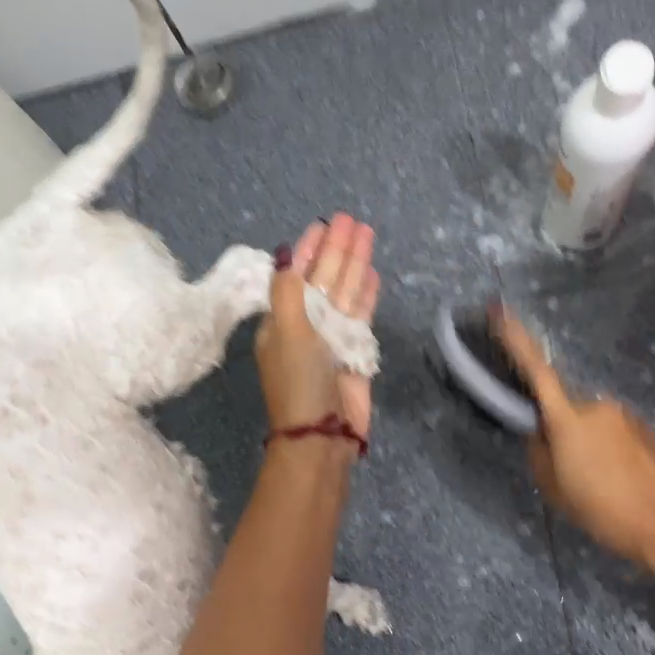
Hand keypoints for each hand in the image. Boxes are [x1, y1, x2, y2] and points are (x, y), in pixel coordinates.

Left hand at [255, 214, 380, 442]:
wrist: (323, 435)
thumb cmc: (300, 382)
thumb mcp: (287, 331)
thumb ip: (289, 291)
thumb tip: (286, 254)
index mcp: (281, 322)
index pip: (296, 276)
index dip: (309, 250)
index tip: (321, 225)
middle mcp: (306, 327)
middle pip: (324, 279)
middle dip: (336, 250)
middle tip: (350, 220)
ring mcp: (332, 340)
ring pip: (345, 293)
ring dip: (354, 265)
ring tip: (366, 235)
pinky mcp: (355, 354)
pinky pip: (361, 316)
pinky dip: (366, 295)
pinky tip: (373, 274)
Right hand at [491, 304, 654, 562]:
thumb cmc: (604, 508)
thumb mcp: (554, 488)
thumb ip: (539, 453)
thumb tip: (540, 435)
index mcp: (569, 418)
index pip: (536, 371)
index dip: (514, 339)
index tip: (498, 311)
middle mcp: (597, 406)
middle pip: (563, 410)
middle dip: (557, 432)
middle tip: (564, 474)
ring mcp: (624, 416)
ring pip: (588, 425)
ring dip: (584, 447)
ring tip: (594, 487)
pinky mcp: (643, 431)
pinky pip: (610, 435)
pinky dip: (605, 454)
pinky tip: (614, 486)